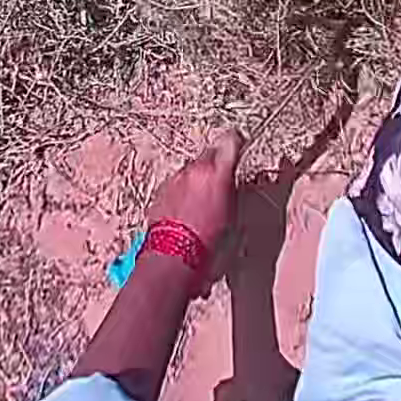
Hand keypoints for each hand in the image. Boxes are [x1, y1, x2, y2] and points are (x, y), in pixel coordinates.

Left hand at [145, 129, 243, 250]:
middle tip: (220, 178)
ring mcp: (177, 178)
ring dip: (197, 178)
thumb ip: (232, 190)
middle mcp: (196, 170)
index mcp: (219, 173)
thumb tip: (232, 184)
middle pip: (209, 153)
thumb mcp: (232, 216)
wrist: (174, 258)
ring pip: (191, 169)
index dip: (235, 141)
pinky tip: (186, 209)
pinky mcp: (162, 189)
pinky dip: (182, 190)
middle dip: (215, 162)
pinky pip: (176, 182)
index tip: (238, 143)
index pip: (231, 142)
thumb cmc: (207, 244)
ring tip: (202, 201)